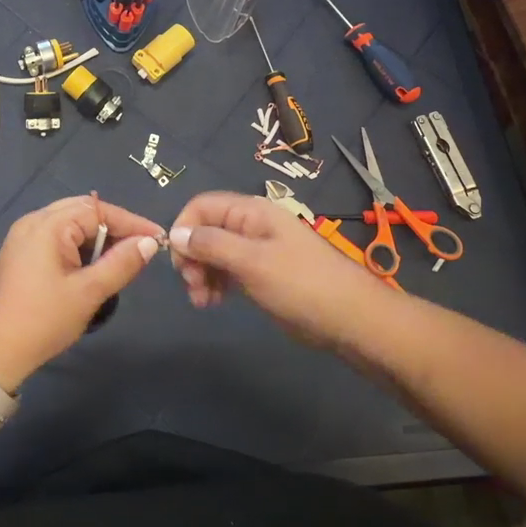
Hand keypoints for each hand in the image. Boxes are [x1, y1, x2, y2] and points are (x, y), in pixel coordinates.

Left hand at [0, 195, 163, 390]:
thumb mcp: (89, 292)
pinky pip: (58, 237)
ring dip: (97, 238)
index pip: (98, 209)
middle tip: (142, 248)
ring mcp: (24, 236)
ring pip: (71, 224)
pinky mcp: (21, 253)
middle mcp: (33, 221)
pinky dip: (80, 246)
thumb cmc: (43, 319)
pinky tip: (94, 266)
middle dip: (115, 227)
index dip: (131, 222)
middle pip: (83, 211)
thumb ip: (121, 263)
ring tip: (122, 259)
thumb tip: (149, 243)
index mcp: (47, 224)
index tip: (158, 238)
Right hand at [168, 191, 388, 348]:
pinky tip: (214, 302)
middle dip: (191, 257)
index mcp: (251, 212)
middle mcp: (251, 226)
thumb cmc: (301, 284)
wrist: (350, 319)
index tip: (178, 262)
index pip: (202, 206)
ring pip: (213, 253)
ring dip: (201, 274)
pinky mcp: (262, 274)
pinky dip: (215, 284)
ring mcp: (257, 251)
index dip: (183, 228)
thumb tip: (175, 234)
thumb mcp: (252, 262)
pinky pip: (227, 271)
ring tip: (202, 302)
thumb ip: (211, 244)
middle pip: (205, 230)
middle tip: (192, 287)